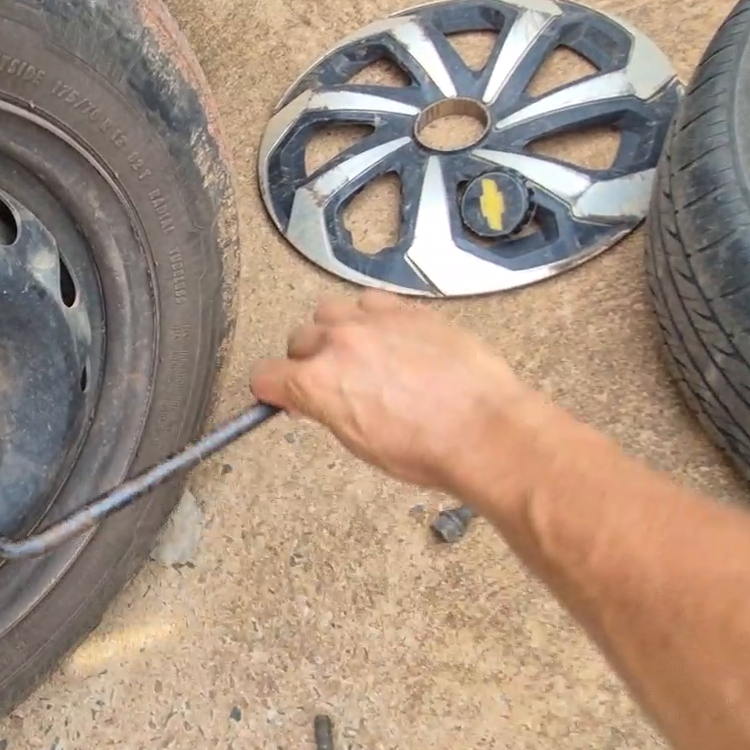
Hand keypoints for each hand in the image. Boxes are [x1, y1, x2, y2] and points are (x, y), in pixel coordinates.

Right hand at [250, 293, 539, 491]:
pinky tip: (388, 339)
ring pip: (328, 312)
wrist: (484, 431)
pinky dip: (369, 317)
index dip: (272, 389)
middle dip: (306, 361)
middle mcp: (336, 343)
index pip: (265, 375)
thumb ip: (324, 408)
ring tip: (358, 354)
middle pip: (297, 340)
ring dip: (334, 331)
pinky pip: (369, 301)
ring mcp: (372, 321)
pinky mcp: (406, 310)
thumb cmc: (426, 448)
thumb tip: (314, 399)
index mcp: (315, 382)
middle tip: (330, 382)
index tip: (283, 395)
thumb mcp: (357, 441)